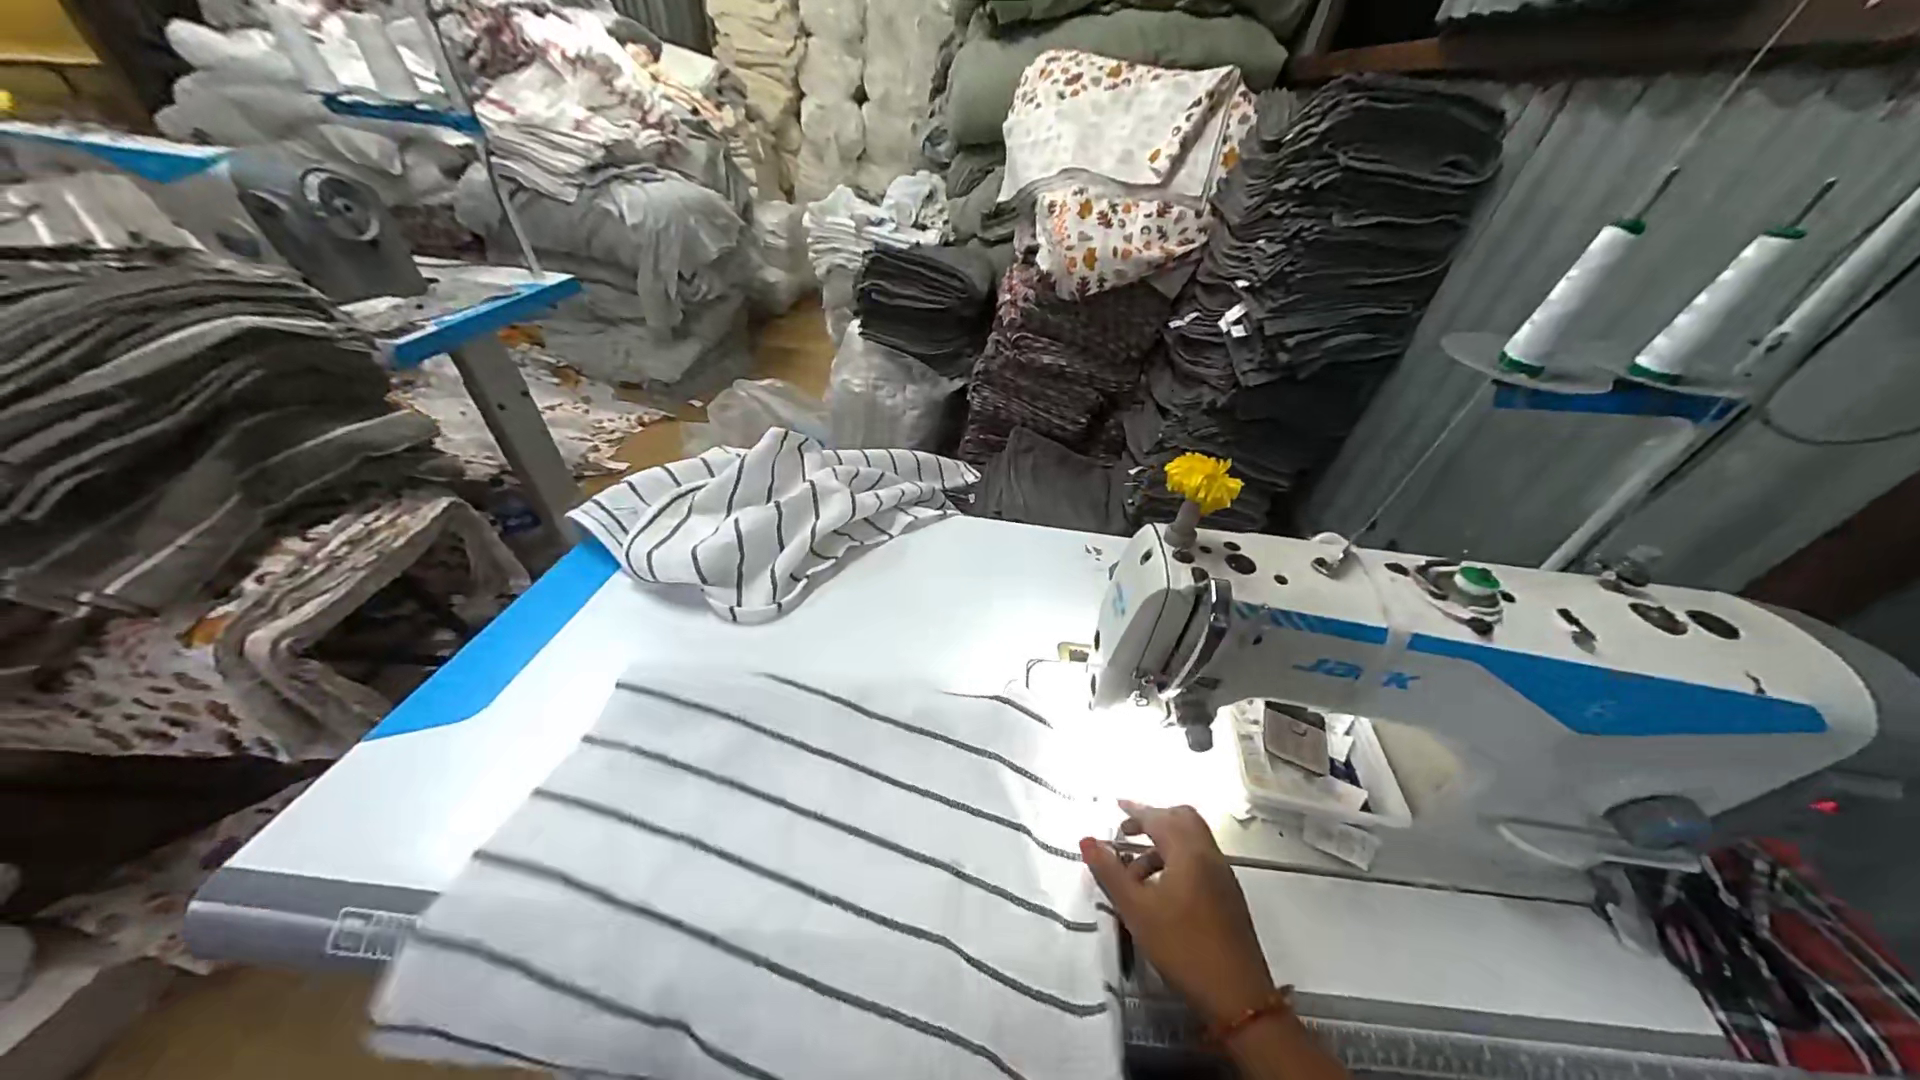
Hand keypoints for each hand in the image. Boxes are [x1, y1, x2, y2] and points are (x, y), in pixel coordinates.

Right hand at [1080, 801, 1274, 1026]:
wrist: (1238, 997)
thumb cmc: (1182, 947)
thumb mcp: (1137, 910)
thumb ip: (1110, 872)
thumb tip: (1087, 840)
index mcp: (1189, 852)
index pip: (1159, 817)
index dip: (1135, 811)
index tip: (1116, 806)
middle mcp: (1209, 856)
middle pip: (1183, 819)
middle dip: (1154, 819)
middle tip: (1127, 831)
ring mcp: (1223, 876)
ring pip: (1192, 841)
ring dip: (1163, 844)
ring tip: (1135, 871)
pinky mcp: (1228, 896)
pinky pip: (1200, 860)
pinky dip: (1177, 859)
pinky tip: (1160, 889)